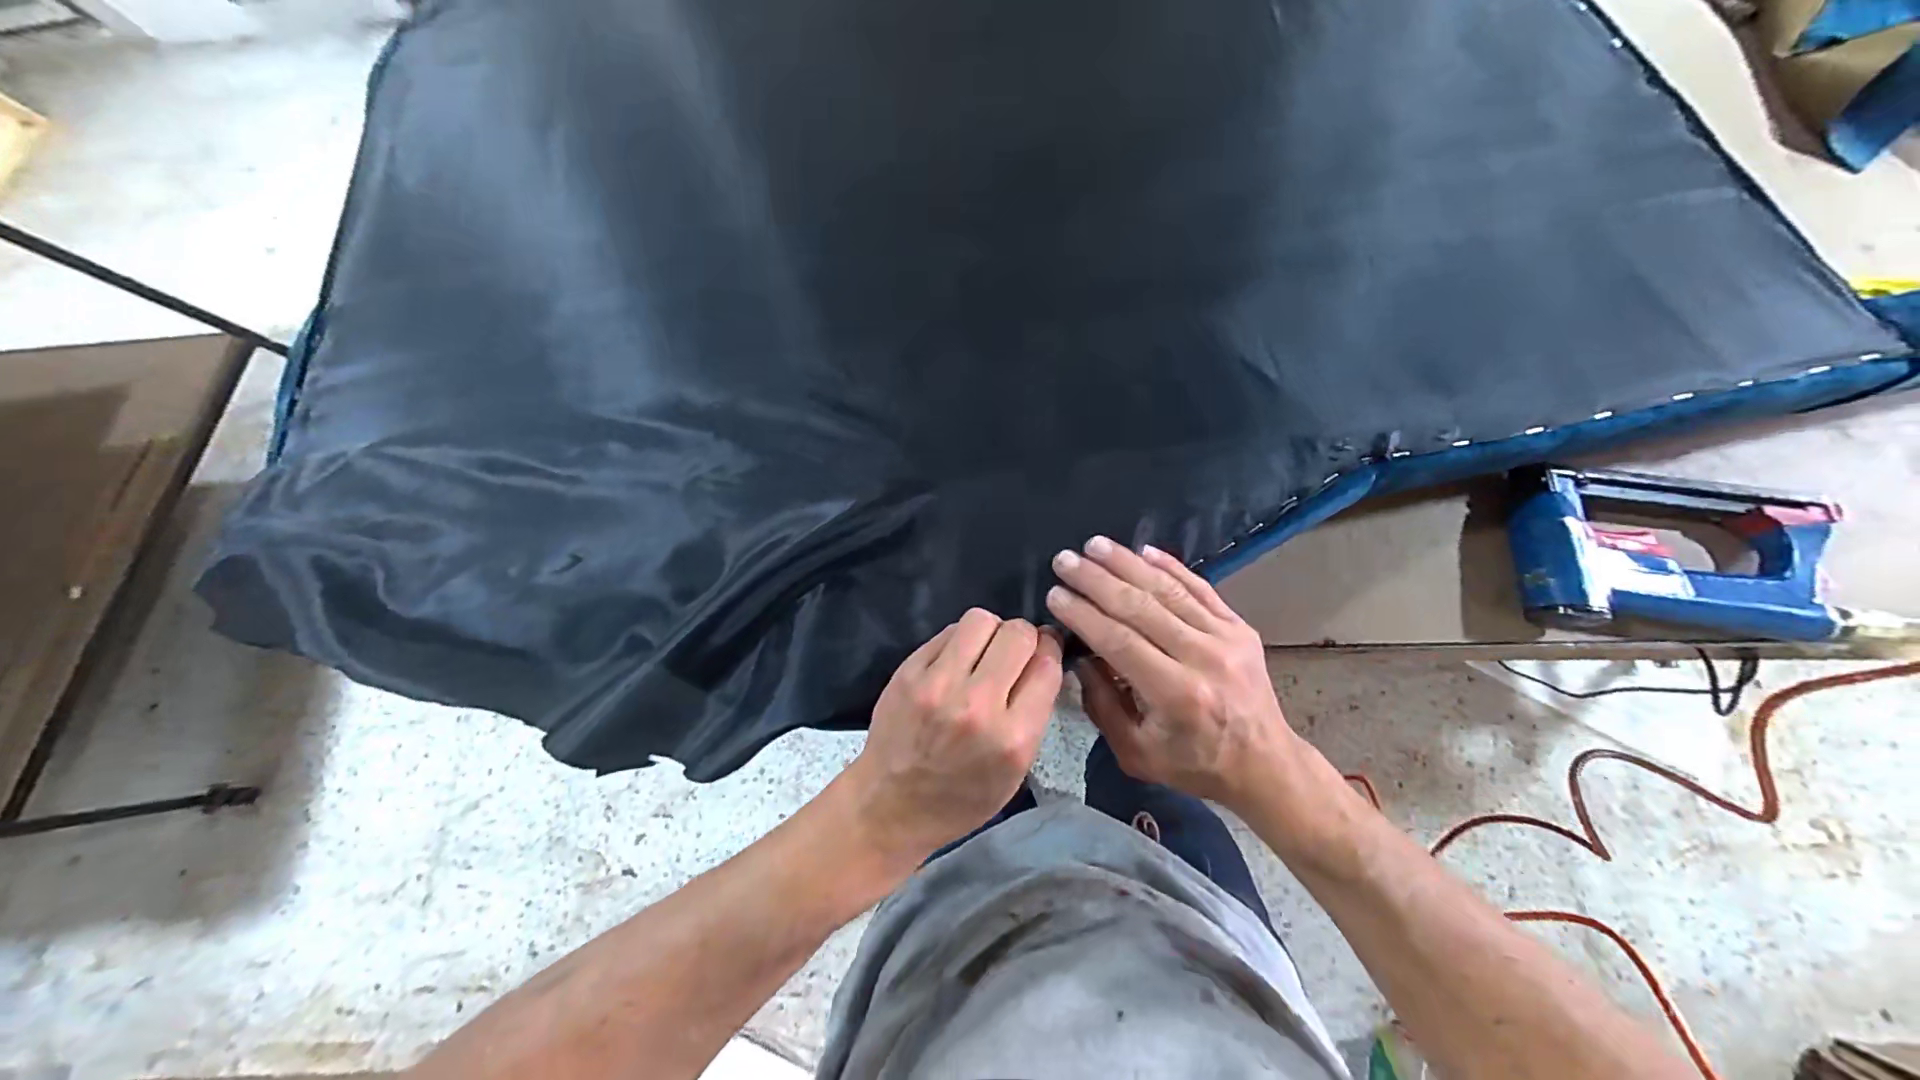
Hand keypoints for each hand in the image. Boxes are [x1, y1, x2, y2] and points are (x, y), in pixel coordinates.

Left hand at [840, 608, 1063, 865]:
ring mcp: (937, 686)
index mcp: (1012, 739)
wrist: (891, 805)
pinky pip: (947, 631)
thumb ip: (1034, 714)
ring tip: (984, 651)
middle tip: (1014, 652)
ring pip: (981, 620)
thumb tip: (1044, 657)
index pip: (1046, 666)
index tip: (1045, 651)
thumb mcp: (1016, 771)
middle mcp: (976, 707)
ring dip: (991, 631)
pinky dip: (960, 639)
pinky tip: (956, 660)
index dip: (1051, 651)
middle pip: (1017, 635)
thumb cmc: (962, 798)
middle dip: (1024, 638)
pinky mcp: (908, 673)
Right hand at [1045, 536, 1299, 811]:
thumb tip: (1080, 656)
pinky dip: (1171, 566)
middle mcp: (1203, 658)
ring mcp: (1226, 638)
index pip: (1119, 641)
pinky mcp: (1239, 627)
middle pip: (1141, 607)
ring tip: (1094, 546)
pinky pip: (1200, 588)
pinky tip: (1143, 550)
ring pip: (1168, 590)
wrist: (1265, 764)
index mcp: (1176, 694)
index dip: (1083, 614)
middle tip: (1064, 560)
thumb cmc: (1194, 764)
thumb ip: (1102, 705)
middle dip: (1096, 580)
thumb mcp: (1136, 752)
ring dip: (1127, 564)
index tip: (1055, 594)